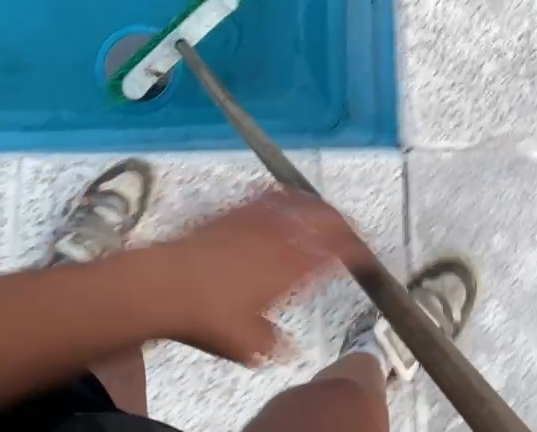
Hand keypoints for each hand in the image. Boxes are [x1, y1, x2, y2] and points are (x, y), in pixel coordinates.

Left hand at [144, 190, 372, 364]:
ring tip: (327, 209)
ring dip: (317, 205)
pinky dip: (284, 192)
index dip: (357, 253)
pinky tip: (285, 192)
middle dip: (344, 224)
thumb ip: (272, 341)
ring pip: (298, 202)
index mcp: (293, 269)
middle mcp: (281, 237)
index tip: (366, 257)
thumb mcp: (249, 343)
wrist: (169, 283)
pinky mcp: (235, 210)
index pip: (337, 254)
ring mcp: (257, 219)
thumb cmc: (211, 316)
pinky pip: (268, 194)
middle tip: (354, 232)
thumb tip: (282, 344)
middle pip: (324, 220)